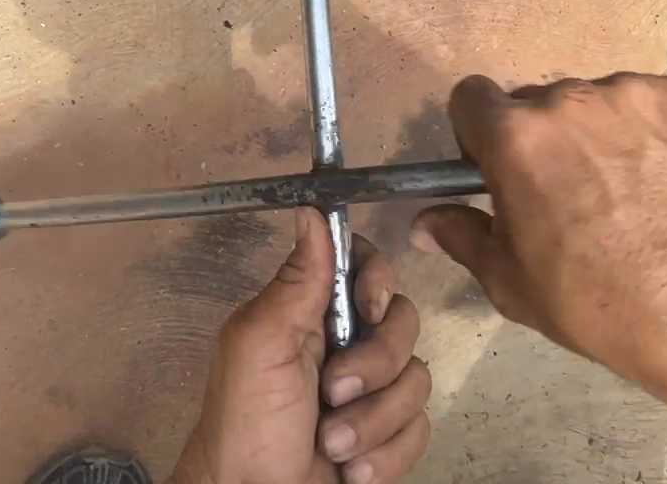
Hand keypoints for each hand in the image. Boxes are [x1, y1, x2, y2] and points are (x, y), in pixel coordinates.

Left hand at [168, 208, 431, 483]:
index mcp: (312, 309)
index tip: (365, 308)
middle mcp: (347, 341)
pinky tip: (352, 472)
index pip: (365, 265)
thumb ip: (295, 280)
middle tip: (332, 393)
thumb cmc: (246, 423)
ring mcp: (371, 389)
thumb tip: (310, 208)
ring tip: (331, 446)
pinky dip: (386, 456)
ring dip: (374, 422)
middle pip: (402, 321)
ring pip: (416, 379)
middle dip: (374, 366)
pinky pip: (420, 429)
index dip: (376, 281)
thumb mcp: (260, 344)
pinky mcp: (388, 436)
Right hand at [410, 73, 666, 408]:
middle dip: (542, 139)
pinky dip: (652, 131)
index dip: (477, 131)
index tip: (497, 166)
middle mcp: (567, 100)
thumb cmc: (598, 303)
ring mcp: (632, 93)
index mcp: (514, 136)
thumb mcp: (511, 282)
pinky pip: (650, 103)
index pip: (470, 96)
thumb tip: (421, 223)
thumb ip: (460, 236)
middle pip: (536, 104)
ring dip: (598, 133)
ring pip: (595, 102)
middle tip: (570, 193)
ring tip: (632, 191)